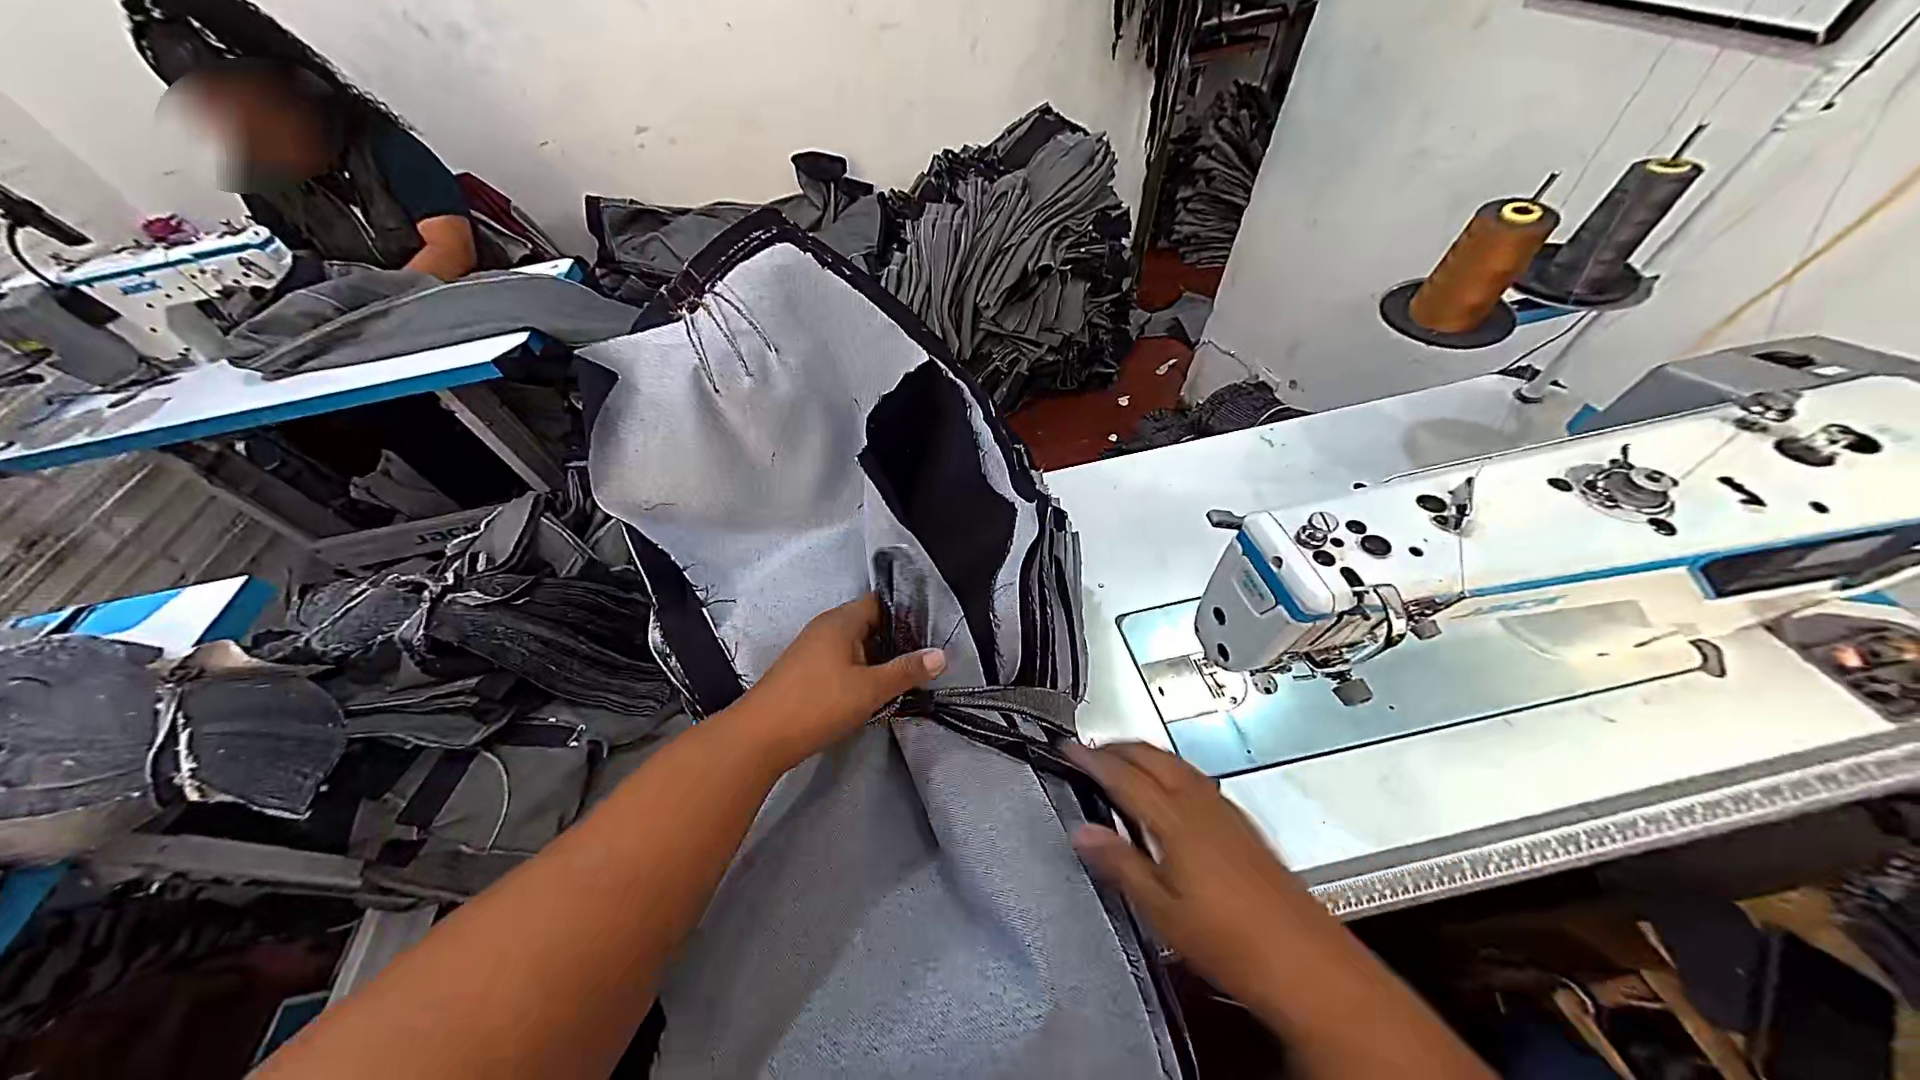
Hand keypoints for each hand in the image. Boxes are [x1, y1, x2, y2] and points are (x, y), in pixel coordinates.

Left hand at [736, 594, 945, 765]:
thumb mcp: (870, 689)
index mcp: (840, 621)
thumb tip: (940, 655)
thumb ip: (906, 671)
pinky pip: (841, 662)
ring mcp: (812, 650)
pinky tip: (874, 692)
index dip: (905, 613)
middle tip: (924, 659)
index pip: (879, 602)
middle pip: (868, 624)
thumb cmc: (817, 704)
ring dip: (878, 660)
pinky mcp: (805, 672)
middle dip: (896, 640)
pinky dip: (860, 672)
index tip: (931, 631)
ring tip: (905, 677)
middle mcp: (825, 628)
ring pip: (855, 646)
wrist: (759, 738)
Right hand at [1065, 741, 1335, 1009]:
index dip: (1091, 759)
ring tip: (1121, 761)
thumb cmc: (1236, 943)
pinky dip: (1168, 769)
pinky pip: (1195, 777)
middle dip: (1116, 746)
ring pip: (1175, 762)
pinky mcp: (1240, 823)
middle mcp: (1202, 804)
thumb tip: (1084, 833)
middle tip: (1089, 751)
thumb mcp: (1160, 909)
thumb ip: (1119, 863)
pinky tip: (1168, 788)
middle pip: (1152, 755)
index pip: (1123, 774)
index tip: (1070, 750)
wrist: (1305, 961)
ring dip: (1143, 754)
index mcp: (1176, 820)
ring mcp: (1225, 811)